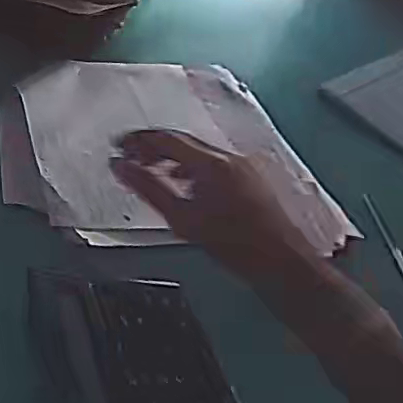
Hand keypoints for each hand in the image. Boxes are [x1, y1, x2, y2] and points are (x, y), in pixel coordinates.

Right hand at [110, 129, 310, 277]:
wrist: (282, 264)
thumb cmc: (236, 245)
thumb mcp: (180, 218)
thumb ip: (146, 187)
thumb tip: (121, 167)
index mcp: (211, 164)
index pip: (165, 138)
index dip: (137, 140)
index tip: (120, 145)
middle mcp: (229, 159)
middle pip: (180, 141)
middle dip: (151, 147)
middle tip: (131, 157)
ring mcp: (242, 166)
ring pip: (195, 151)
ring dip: (169, 157)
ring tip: (151, 170)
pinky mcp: (249, 177)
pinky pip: (211, 162)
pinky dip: (189, 166)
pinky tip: (181, 183)